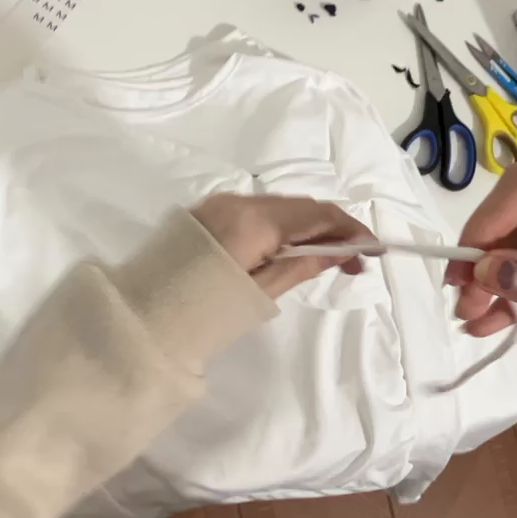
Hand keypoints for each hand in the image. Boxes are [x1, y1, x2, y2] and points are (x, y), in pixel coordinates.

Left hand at [191, 194, 370, 298]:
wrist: (142, 315)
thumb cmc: (203, 313)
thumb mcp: (260, 293)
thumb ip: (302, 265)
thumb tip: (339, 252)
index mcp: (254, 221)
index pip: (316, 214)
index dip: (350, 229)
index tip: (374, 249)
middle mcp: (238, 202)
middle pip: (299, 207)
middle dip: (332, 229)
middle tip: (355, 261)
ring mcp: (220, 203)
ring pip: (278, 207)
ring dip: (307, 227)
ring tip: (327, 259)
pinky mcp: (208, 212)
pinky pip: (257, 211)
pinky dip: (281, 226)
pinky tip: (291, 249)